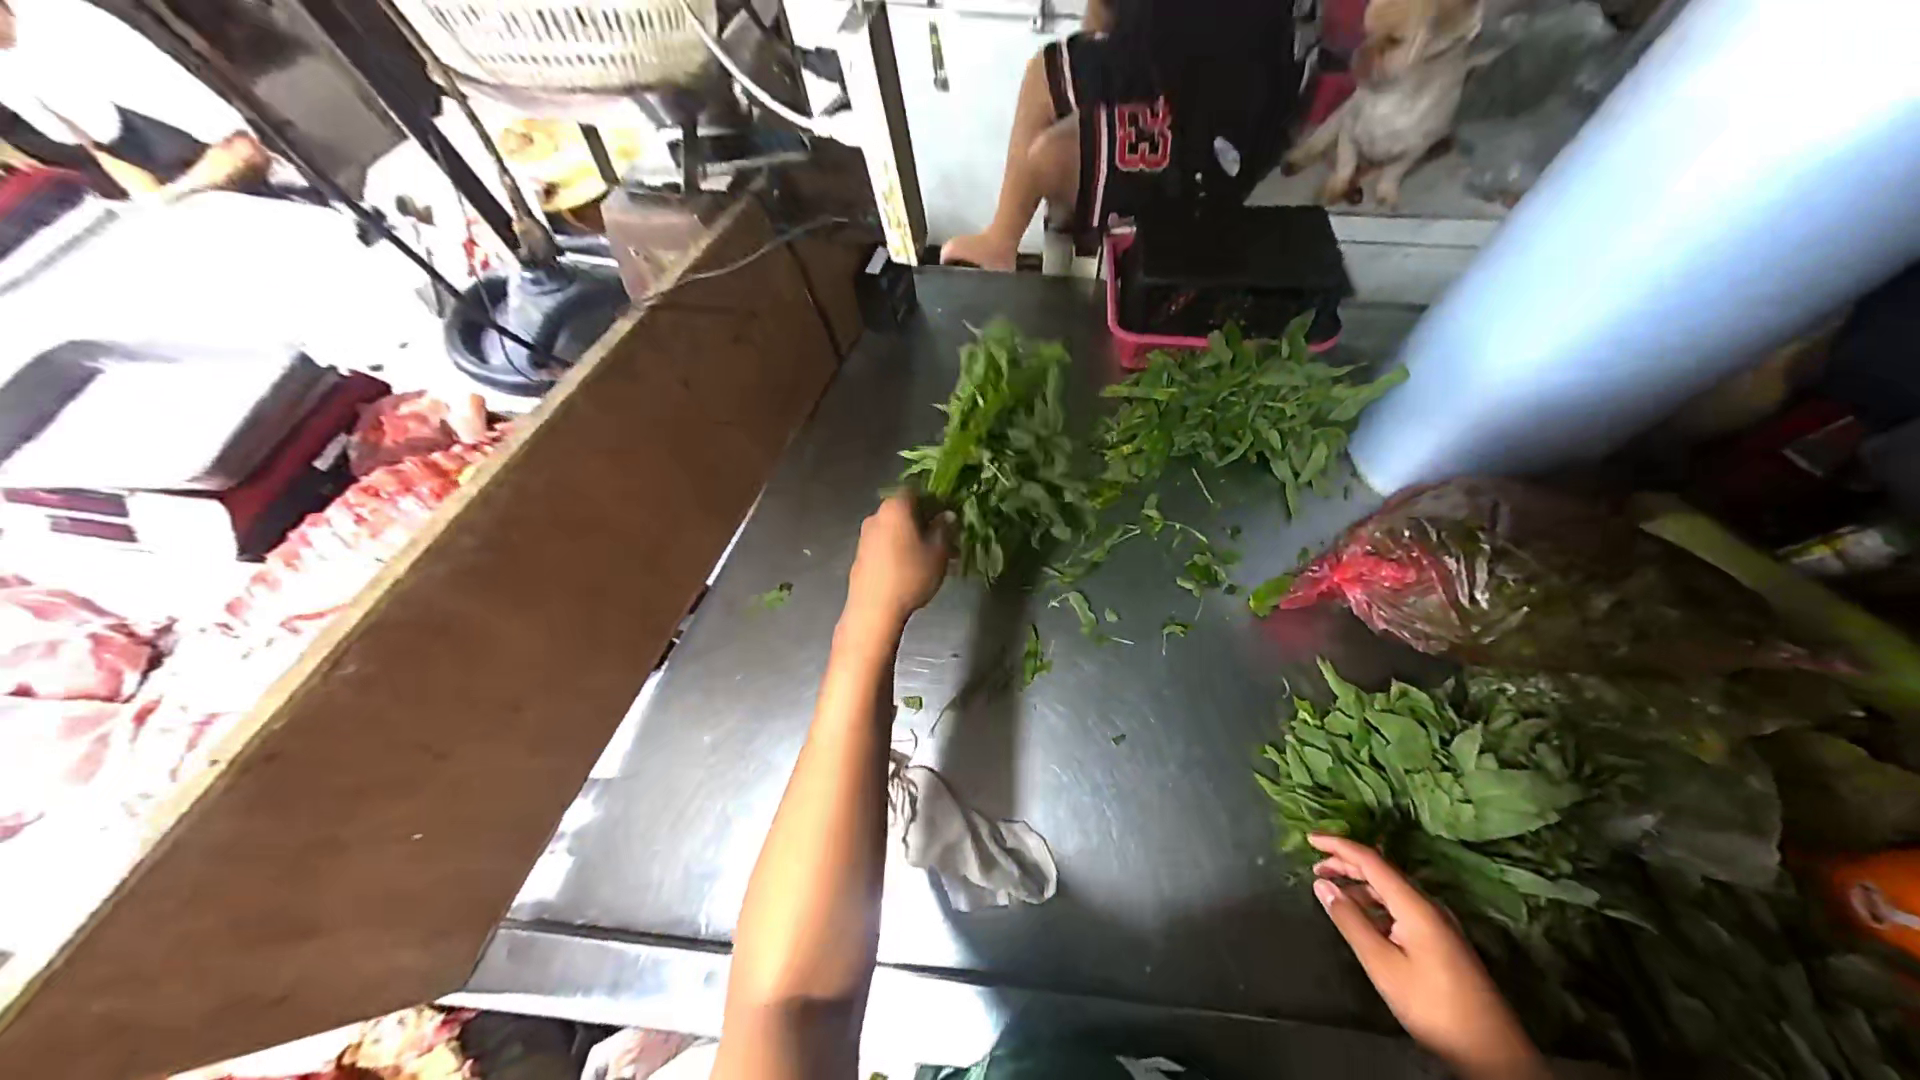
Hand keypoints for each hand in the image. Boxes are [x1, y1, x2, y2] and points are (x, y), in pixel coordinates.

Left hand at [846, 492, 950, 626]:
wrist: (874, 609)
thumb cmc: (911, 575)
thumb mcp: (938, 551)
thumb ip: (944, 528)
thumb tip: (947, 515)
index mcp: (895, 507)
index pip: (917, 490)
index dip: (936, 500)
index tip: (950, 515)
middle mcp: (876, 515)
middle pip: (906, 510)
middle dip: (927, 522)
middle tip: (948, 540)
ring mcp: (865, 536)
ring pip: (897, 529)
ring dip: (915, 538)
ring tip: (935, 559)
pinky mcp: (861, 555)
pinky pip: (886, 544)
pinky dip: (901, 549)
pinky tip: (914, 569)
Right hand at [1309, 835, 1548, 1079]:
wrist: (1493, 1053)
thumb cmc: (1432, 1005)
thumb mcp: (1382, 964)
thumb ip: (1350, 920)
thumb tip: (1322, 885)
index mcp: (1415, 905)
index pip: (1371, 861)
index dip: (1338, 846)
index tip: (1310, 839)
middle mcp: (1428, 906)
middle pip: (1382, 872)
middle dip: (1346, 863)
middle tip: (1315, 865)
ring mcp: (1438, 923)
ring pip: (1391, 890)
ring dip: (1359, 885)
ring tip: (1332, 891)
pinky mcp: (1441, 940)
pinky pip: (1401, 907)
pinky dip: (1375, 903)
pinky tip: (1362, 916)